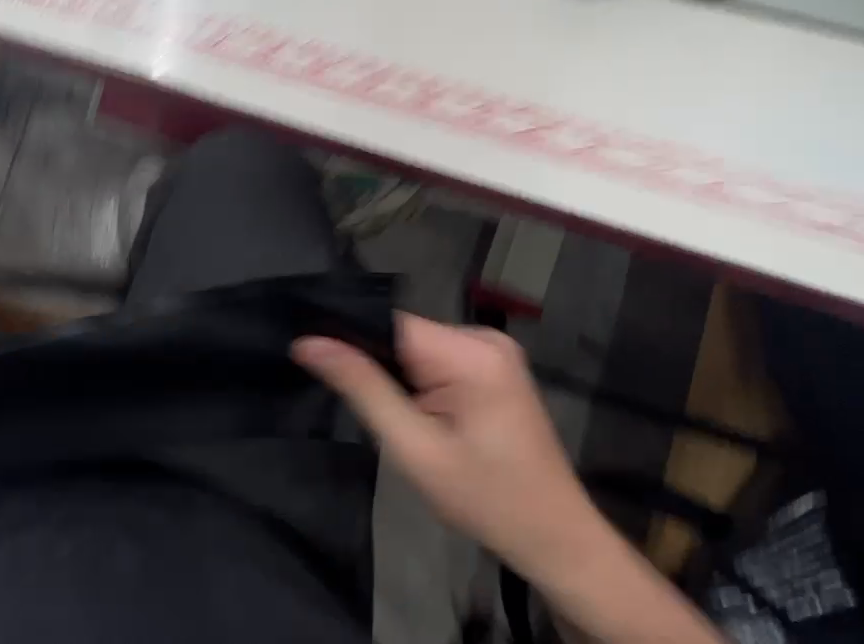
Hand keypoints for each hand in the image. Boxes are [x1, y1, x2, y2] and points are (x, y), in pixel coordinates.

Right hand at [293, 314, 598, 575]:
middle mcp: (483, 338)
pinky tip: (411, 412)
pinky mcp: (491, 367)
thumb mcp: (412, 447)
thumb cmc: (486, 499)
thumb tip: (306, 341)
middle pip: (397, 333)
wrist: (557, 540)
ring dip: (391, 375)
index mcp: (469, 352)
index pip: (385, 323)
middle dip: (371, 363)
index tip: (314, 362)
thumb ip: (360, 386)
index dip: (346, 339)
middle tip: (359, 405)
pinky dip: (412, 381)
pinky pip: (430, 358)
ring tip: (387, 413)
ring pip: (409, 346)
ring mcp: (491, 352)